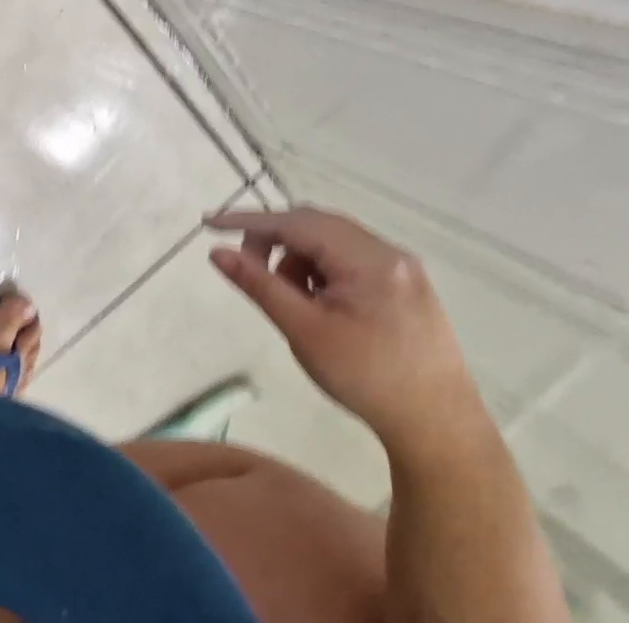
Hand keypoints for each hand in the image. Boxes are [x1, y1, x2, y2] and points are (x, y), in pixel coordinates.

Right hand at [206, 208, 485, 451]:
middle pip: (316, 224)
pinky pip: (349, 259)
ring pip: (332, 241)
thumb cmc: (365, 375)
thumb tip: (217, 252)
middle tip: (245, 264)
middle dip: (272, 237)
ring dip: (295, 255)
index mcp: (369, 262)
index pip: (296, 224)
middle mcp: (390, 255)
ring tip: (285, 293)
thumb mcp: (302, 329)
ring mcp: (402, 271)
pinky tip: (313, 300)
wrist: (437, 423)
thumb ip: (259, 284)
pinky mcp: (405, 288)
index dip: (247, 221)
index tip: (207, 224)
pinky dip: (319, 268)